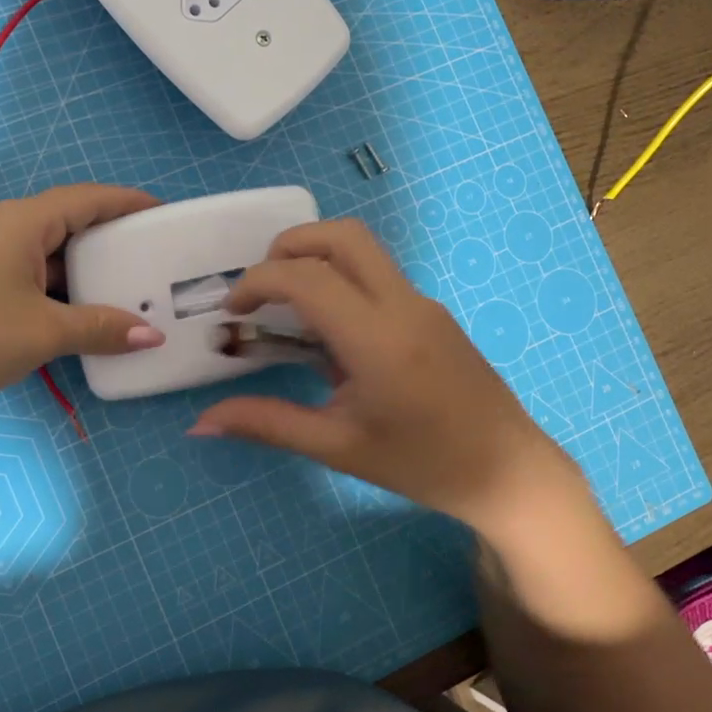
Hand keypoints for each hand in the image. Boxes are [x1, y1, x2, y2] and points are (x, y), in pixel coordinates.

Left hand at [0, 185, 167, 414]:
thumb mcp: (45, 331)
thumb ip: (101, 327)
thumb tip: (151, 336)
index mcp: (24, 222)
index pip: (89, 199)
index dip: (130, 204)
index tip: (168, 214)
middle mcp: (9, 232)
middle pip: (73, 226)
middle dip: (115, 241)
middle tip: (158, 259)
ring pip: (55, 258)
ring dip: (90, 275)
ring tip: (136, 291)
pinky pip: (38, 282)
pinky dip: (66, 295)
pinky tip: (93, 319)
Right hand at [190, 218, 573, 531]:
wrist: (511, 475)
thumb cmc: (422, 464)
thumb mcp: (337, 448)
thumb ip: (266, 424)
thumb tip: (200, 423)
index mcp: (378, 338)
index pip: (306, 277)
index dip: (256, 283)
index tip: (231, 312)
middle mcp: (403, 306)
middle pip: (341, 236)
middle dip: (287, 246)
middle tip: (259, 288)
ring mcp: (422, 305)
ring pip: (362, 249)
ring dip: (313, 259)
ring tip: (285, 308)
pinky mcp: (430, 314)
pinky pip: (376, 276)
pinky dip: (337, 281)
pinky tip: (325, 335)